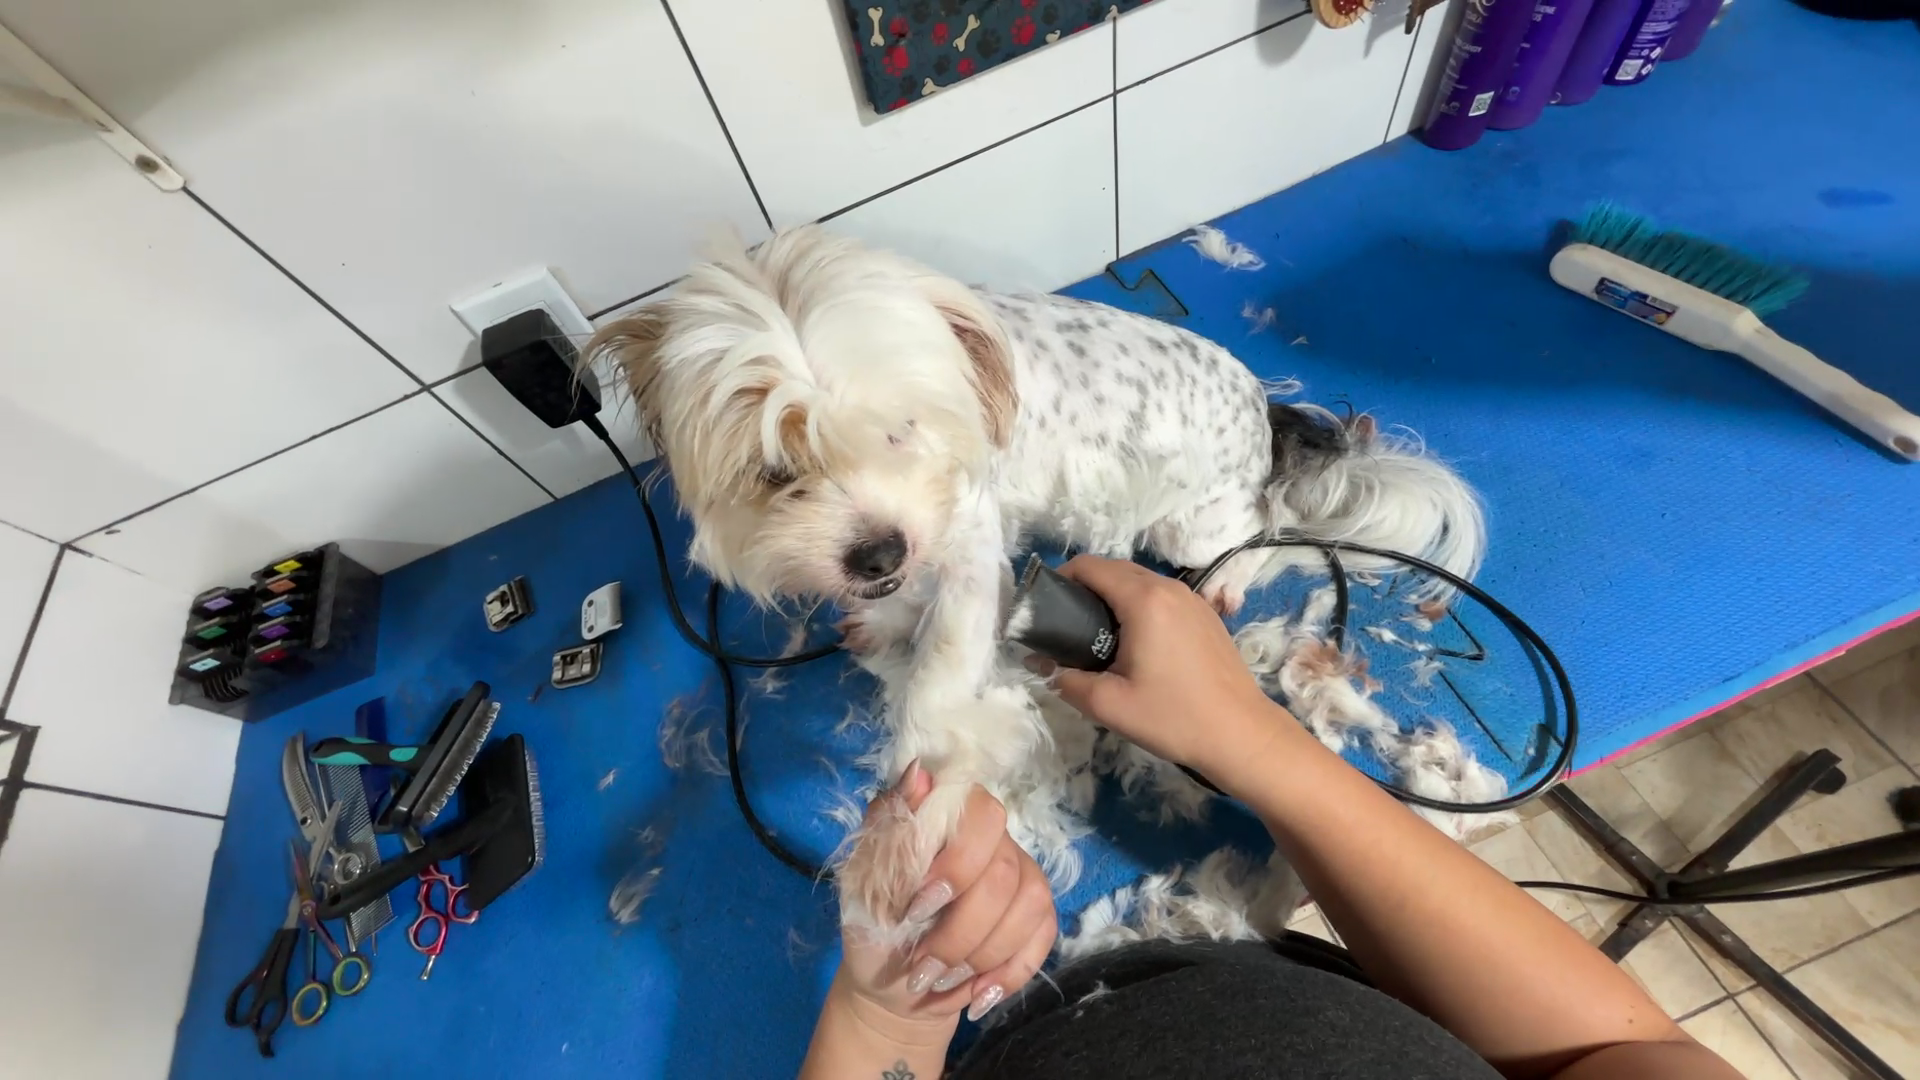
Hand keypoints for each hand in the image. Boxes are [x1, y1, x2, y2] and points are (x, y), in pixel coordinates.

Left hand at [835, 766, 1057, 1034]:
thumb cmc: (875, 921)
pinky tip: (975, 995)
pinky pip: (1043, 938)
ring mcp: (1021, 876)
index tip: (916, 908)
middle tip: (920, 964)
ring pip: (1028, 906)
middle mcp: (993, 840)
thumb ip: (890, 824)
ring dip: (980, 957)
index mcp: (950, 819)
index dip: (957, 863)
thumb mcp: (864, 878)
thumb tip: (918, 771)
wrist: (893, 983)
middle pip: (1003, 873)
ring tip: (939, 980)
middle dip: (959, 931)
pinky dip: (1007, 975)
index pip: (982, 812)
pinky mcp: (1036, 917)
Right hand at [1035, 555, 1295, 785]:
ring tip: (1096, 634)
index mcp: (1144, 600)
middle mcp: (1169, 588)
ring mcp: (1193, 598)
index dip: (1062, 578)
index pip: (1090, 566)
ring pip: (1140, 580)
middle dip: (1084, 587)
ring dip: (1112, 596)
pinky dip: (1139, 605)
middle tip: (1066, 624)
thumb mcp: (1109, 705)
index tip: (1046, 607)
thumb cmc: (1174, 717)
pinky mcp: (1207, 614)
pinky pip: (1161, 595)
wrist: (1243, 736)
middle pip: (1115, 568)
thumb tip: (1045, 667)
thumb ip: (1066, 680)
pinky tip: (1135, 641)